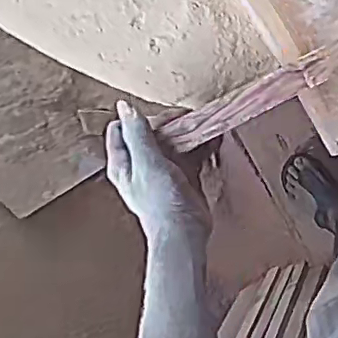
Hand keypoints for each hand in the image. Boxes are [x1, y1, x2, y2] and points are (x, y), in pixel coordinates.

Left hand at [105, 100, 210, 240]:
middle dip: (170, 125)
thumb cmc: (161, 201)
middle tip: (190, 120)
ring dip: (188, 134)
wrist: (184, 231)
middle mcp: (140, 165)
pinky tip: (214, 140)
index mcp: (124, 162)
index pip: (124, 129)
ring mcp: (163, 172)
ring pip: (173, 144)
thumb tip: (125, 106)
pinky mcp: (183, 178)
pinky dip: (201, 147)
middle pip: (151, 134)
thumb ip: (138, 135)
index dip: (143, 119)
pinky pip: (190, 156)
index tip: (167, 117)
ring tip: (205, 127)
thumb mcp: (147, 163)